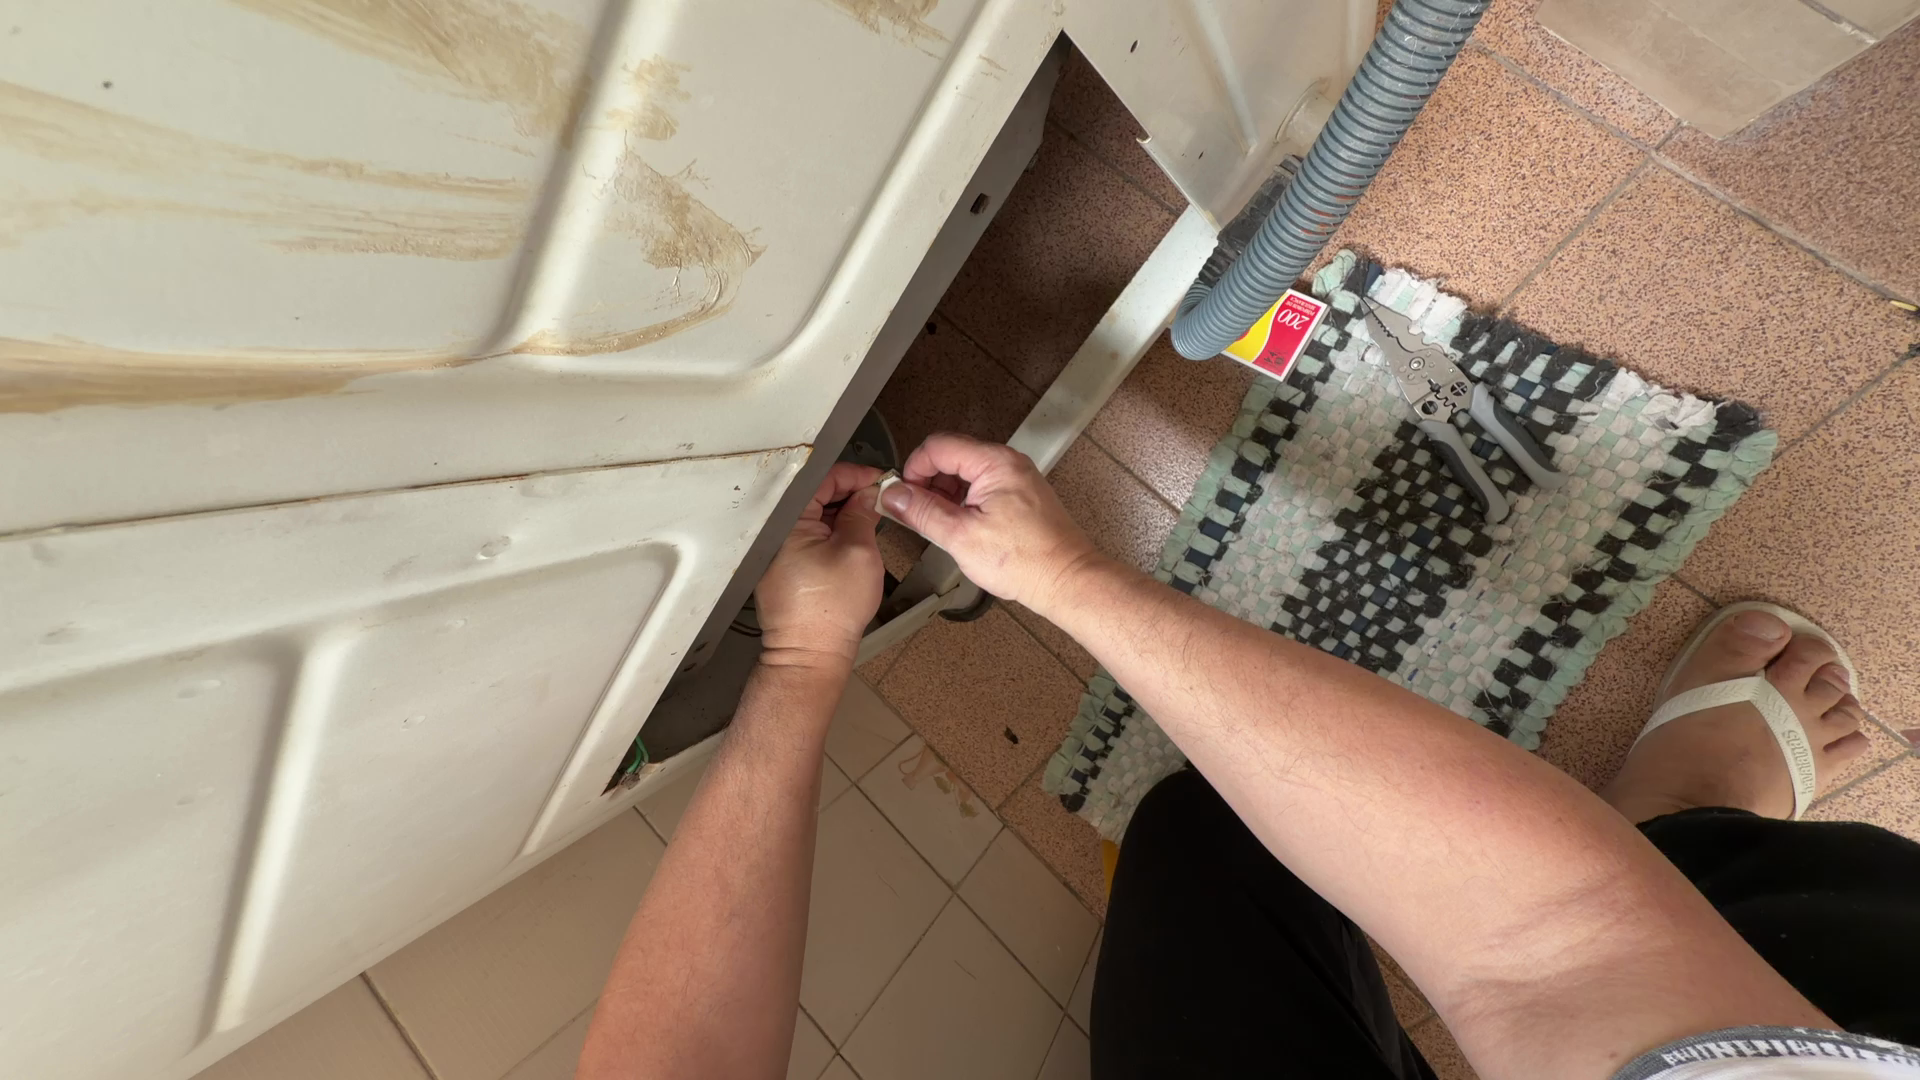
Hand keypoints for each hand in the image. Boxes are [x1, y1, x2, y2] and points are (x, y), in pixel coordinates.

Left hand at [754, 462, 885, 669]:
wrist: (811, 653)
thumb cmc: (830, 610)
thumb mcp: (859, 550)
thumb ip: (864, 513)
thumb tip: (870, 494)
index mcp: (788, 520)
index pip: (824, 478)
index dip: (857, 476)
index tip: (880, 481)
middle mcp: (776, 531)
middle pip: (818, 496)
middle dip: (852, 495)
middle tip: (881, 503)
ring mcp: (777, 550)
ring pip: (816, 517)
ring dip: (844, 516)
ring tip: (871, 524)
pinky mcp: (783, 567)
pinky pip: (810, 537)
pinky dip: (832, 534)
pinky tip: (853, 542)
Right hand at [877, 433, 1099, 612]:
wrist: (1066, 580)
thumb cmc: (1026, 561)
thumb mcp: (960, 536)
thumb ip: (922, 512)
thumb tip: (893, 495)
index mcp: (994, 463)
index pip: (938, 446)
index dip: (914, 468)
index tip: (902, 493)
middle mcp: (1008, 463)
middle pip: (952, 457)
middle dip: (928, 483)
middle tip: (916, 512)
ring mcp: (1017, 478)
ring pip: (967, 474)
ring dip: (946, 495)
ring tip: (940, 526)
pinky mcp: (1021, 495)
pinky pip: (983, 488)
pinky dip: (965, 503)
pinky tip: (961, 528)